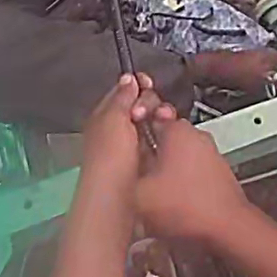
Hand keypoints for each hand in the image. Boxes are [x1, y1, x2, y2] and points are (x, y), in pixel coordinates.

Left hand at [80, 73, 175, 189]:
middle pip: (141, 106)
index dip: (136, 85)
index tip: (148, 82)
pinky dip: (166, 135)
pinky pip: (160, 140)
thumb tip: (128, 78)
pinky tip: (171, 137)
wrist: (116, 198)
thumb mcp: (113, 119)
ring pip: (153, 122)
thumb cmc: (110, 156)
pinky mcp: (148, 161)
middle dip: (150, 103)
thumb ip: (122, 97)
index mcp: (104, 117)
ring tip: (165, 122)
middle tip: (147, 114)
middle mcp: (118, 130)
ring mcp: (133, 146)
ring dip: (161, 118)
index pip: (123, 92)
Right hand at [135, 118, 255, 241]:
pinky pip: (190, 170)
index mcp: (176, 130)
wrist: (229, 230)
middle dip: (146, 154)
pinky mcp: (218, 172)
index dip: (131, 131)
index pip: (146, 114)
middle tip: (135, 175)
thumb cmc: (187, 208)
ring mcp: (209, 153)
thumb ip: (124, 174)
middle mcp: (195, 136)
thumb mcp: (138, 193)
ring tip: (153, 193)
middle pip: (160, 137)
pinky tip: (173, 202)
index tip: (124, 147)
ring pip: (176, 155)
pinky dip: (180, 181)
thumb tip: (117, 171)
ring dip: (163, 170)